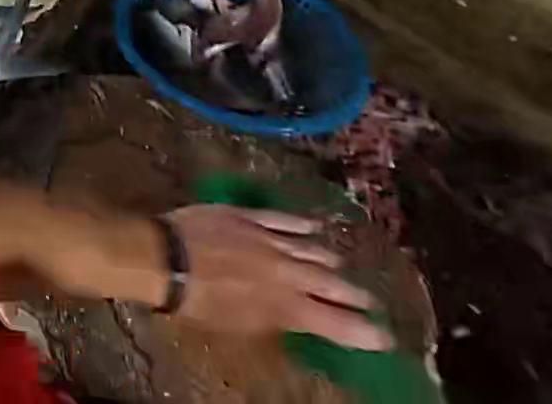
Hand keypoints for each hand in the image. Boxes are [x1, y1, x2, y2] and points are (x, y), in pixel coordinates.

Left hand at [161, 205, 391, 350]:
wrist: (167, 257)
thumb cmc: (198, 301)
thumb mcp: (241, 324)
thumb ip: (273, 318)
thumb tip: (292, 315)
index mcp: (285, 306)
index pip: (334, 323)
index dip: (361, 331)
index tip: (384, 336)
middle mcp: (283, 271)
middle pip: (327, 282)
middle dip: (352, 294)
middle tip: (372, 300)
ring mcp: (265, 238)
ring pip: (308, 248)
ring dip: (327, 257)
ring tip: (342, 263)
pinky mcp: (246, 215)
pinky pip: (280, 218)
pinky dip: (300, 223)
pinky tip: (313, 224)